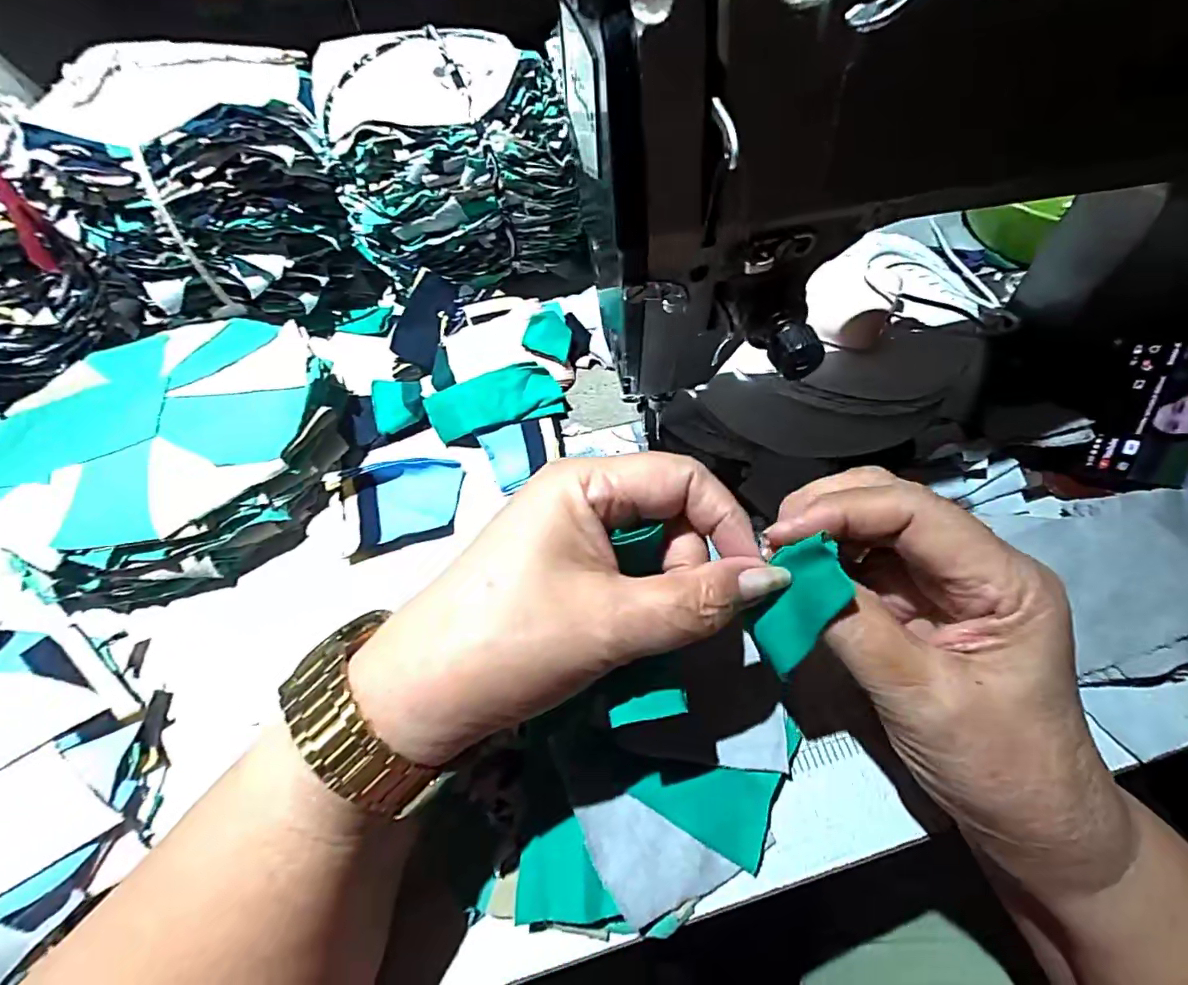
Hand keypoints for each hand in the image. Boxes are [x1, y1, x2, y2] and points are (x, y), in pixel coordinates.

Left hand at [347, 454, 790, 765]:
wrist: (412, 708)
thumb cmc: (510, 645)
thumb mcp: (614, 623)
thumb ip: (699, 600)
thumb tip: (775, 579)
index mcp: (585, 482)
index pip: (685, 478)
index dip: (726, 522)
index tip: (752, 577)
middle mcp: (582, 494)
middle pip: (674, 507)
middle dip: (696, 559)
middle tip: (691, 612)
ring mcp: (573, 530)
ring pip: (657, 540)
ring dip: (676, 582)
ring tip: (656, 626)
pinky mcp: (569, 565)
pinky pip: (633, 565)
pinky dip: (653, 594)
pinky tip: (643, 624)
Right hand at [765, 469, 1135, 899]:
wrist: (1034, 824)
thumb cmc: (996, 767)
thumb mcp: (922, 698)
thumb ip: (857, 628)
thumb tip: (794, 576)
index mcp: (1004, 578)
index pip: (918, 511)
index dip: (846, 509)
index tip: (786, 530)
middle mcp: (982, 564)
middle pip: (902, 505)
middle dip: (834, 509)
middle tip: (778, 536)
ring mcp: (956, 583)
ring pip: (886, 528)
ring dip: (832, 532)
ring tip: (784, 552)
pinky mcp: (932, 605)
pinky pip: (878, 567)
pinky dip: (839, 564)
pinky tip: (808, 572)